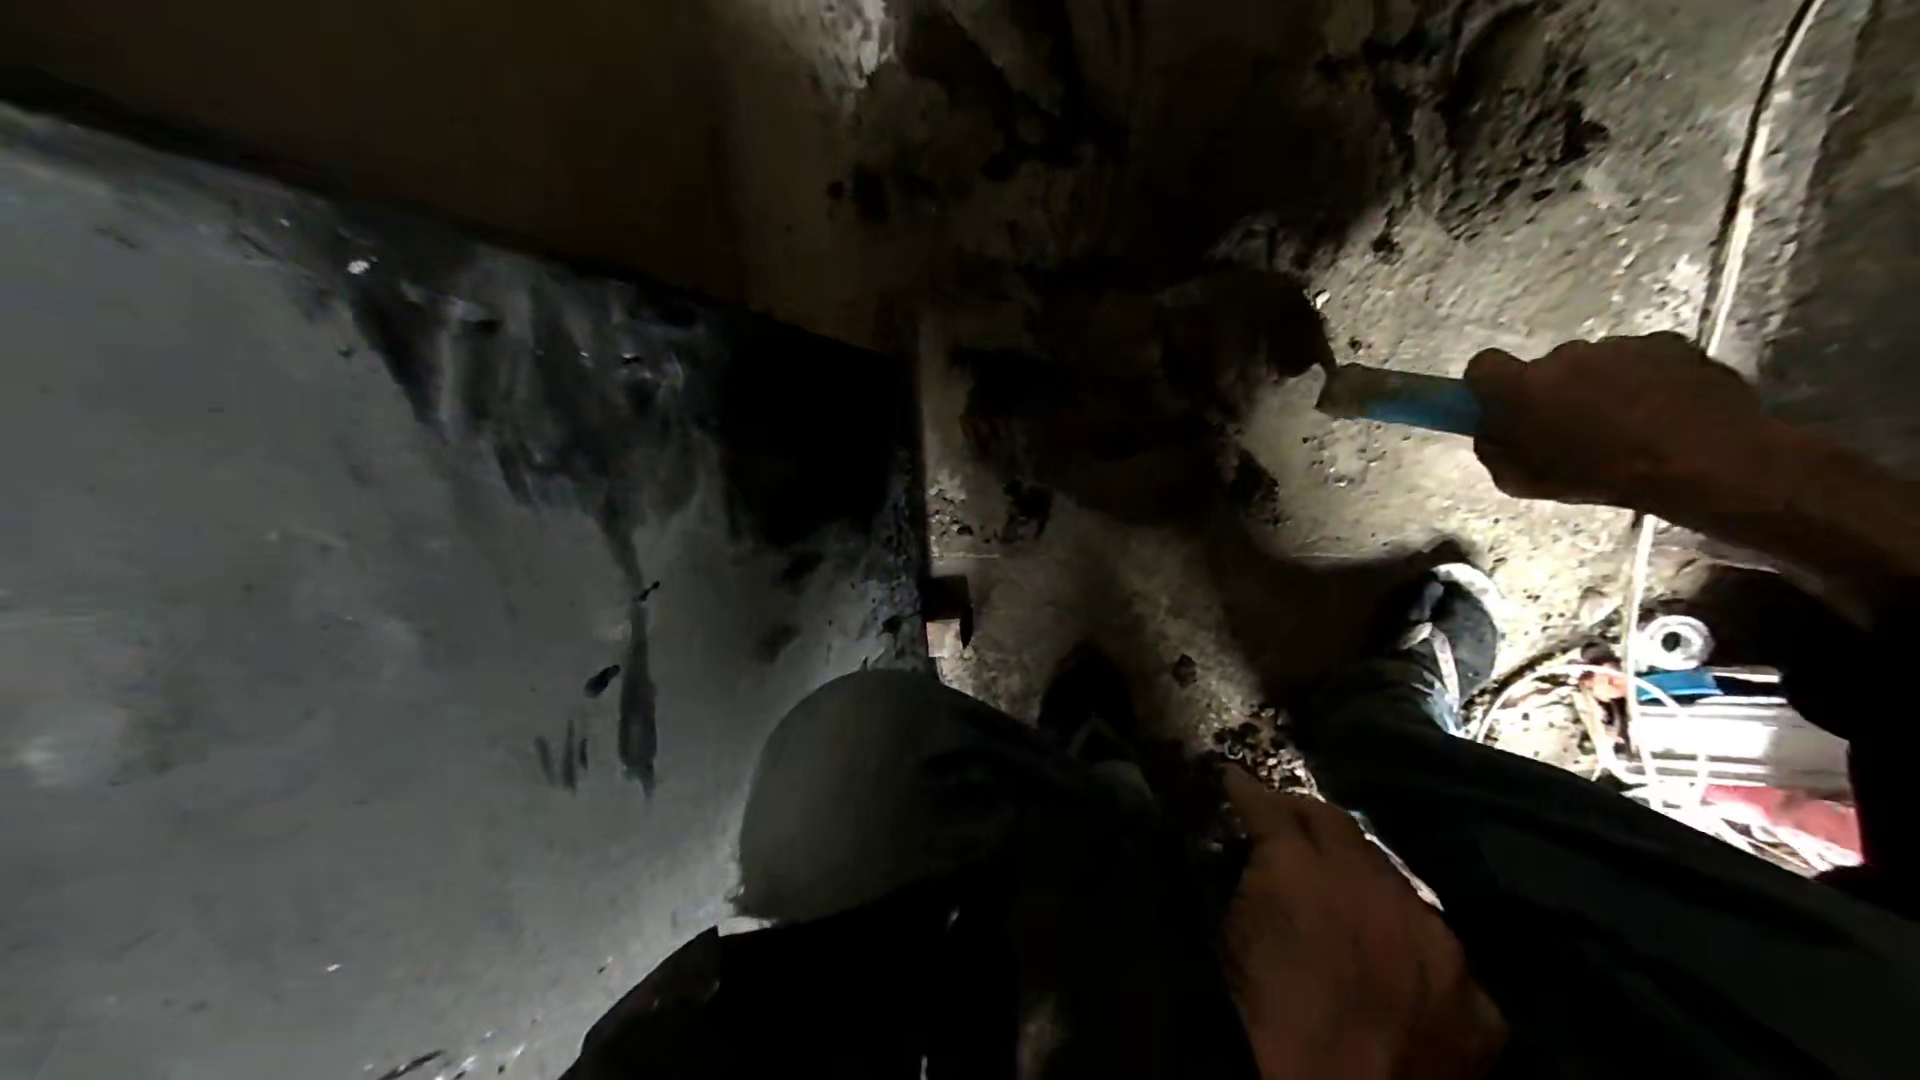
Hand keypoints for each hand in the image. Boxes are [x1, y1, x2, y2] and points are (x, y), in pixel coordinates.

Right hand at [1221, 769, 1505, 1079]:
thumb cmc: (1255, 1019)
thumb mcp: (1228, 933)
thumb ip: (1245, 876)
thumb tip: (1246, 848)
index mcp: (1305, 872)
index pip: (1276, 809)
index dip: (1251, 792)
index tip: (1235, 781)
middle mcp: (1380, 892)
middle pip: (1340, 827)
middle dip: (1305, 816)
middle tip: (1281, 817)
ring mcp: (1438, 947)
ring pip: (1395, 881)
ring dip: (1360, 873)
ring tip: (1337, 883)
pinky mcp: (1477, 1004)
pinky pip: (1435, 949)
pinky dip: (1405, 940)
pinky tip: (1388, 955)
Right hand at [1466, 333, 1776, 510]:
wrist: (1705, 462)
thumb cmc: (1598, 475)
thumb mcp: (1519, 480)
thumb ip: (1495, 447)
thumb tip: (1494, 430)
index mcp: (1518, 387)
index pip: (1482, 365)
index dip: (1488, 383)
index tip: (1501, 403)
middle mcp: (1563, 355)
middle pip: (1545, 366)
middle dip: (1552, 389)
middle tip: (1571, 424)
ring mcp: (1619, 346)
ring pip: (1594, 363)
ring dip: (1597, 384)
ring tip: (1624, 420)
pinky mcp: (1669, 342)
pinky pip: (1641, 358)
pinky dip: (1643, 378)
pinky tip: (1660, 409)